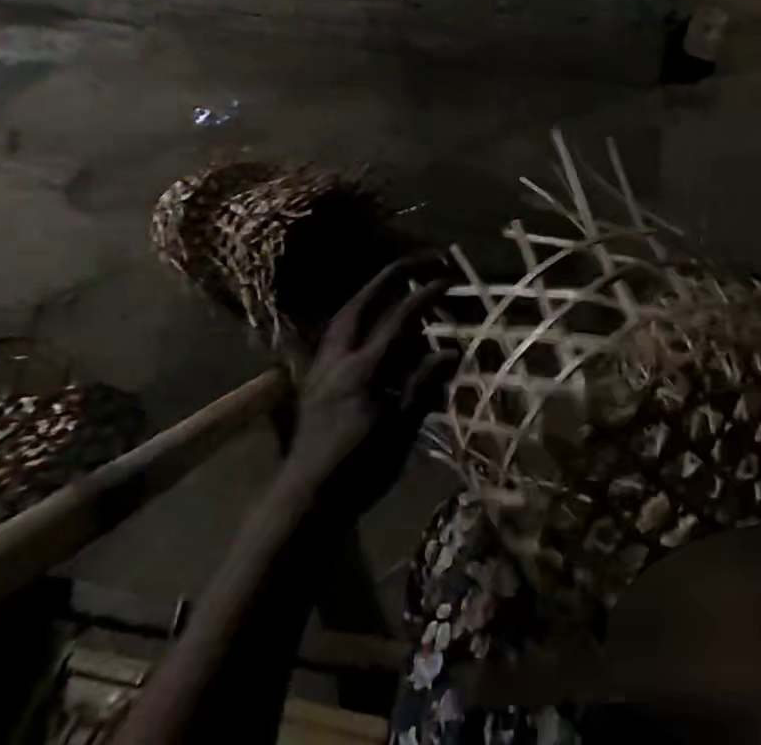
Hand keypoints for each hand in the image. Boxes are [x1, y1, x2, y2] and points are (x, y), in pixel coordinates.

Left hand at [279, 257, 452, 515]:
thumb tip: (452, 351)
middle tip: (411, 262)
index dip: (423, 296)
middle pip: (360, 306)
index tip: (446, 279)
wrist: (307, 498)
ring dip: (365, 297)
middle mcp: (337, 360)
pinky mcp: (313, 383)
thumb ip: (424, 386)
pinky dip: (352, 322)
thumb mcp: (400, 431)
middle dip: (386, 279)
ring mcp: (320, 370)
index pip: (398, 321)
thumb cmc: (359, 469)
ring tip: (386, 286)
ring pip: (341, 320)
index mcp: (362, 370)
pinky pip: (333, 338)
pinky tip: (363, 327)